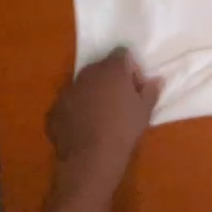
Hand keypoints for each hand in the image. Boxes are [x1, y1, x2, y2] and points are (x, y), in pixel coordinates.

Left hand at [49, 48, 161, 195]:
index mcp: (112, 69)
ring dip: (91, 93)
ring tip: (100, 115)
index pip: (122, 54)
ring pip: (82, 85)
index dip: (130, 68)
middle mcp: (87, 74)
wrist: (91, 158)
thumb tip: (157, 79)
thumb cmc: (124, 129)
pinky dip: (76, 110)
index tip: (134, 87)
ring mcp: (67, 91)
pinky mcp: (54, 110)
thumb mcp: (145, 111)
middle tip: (119, 101)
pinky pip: (68, 104)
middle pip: (100, 68)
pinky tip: (84, 128)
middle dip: (109, 79)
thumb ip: (151, 91)